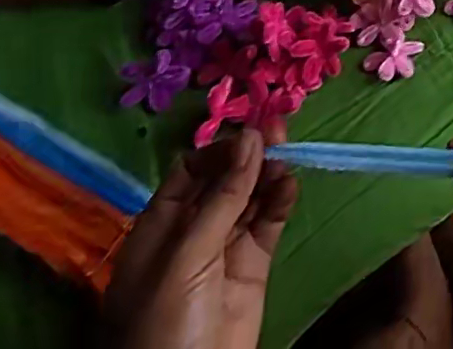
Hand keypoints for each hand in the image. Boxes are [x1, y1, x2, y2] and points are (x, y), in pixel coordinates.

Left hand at [108, 122, 298, 348]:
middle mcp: (195, 228)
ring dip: (270, 173)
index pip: (193, 169)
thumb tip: (253, 136)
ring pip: (253, 195)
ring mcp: (226, 246)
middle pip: (227, 177)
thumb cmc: (164, 323)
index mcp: (162, 224)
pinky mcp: (254, 263)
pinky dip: (281, 200)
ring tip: (288, 157)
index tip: (251, 136)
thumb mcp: (186, 256)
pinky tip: (290, 185)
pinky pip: (270, 221)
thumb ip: (223, 196)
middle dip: (252, 154)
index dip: (222, 149)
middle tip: (280, 131)